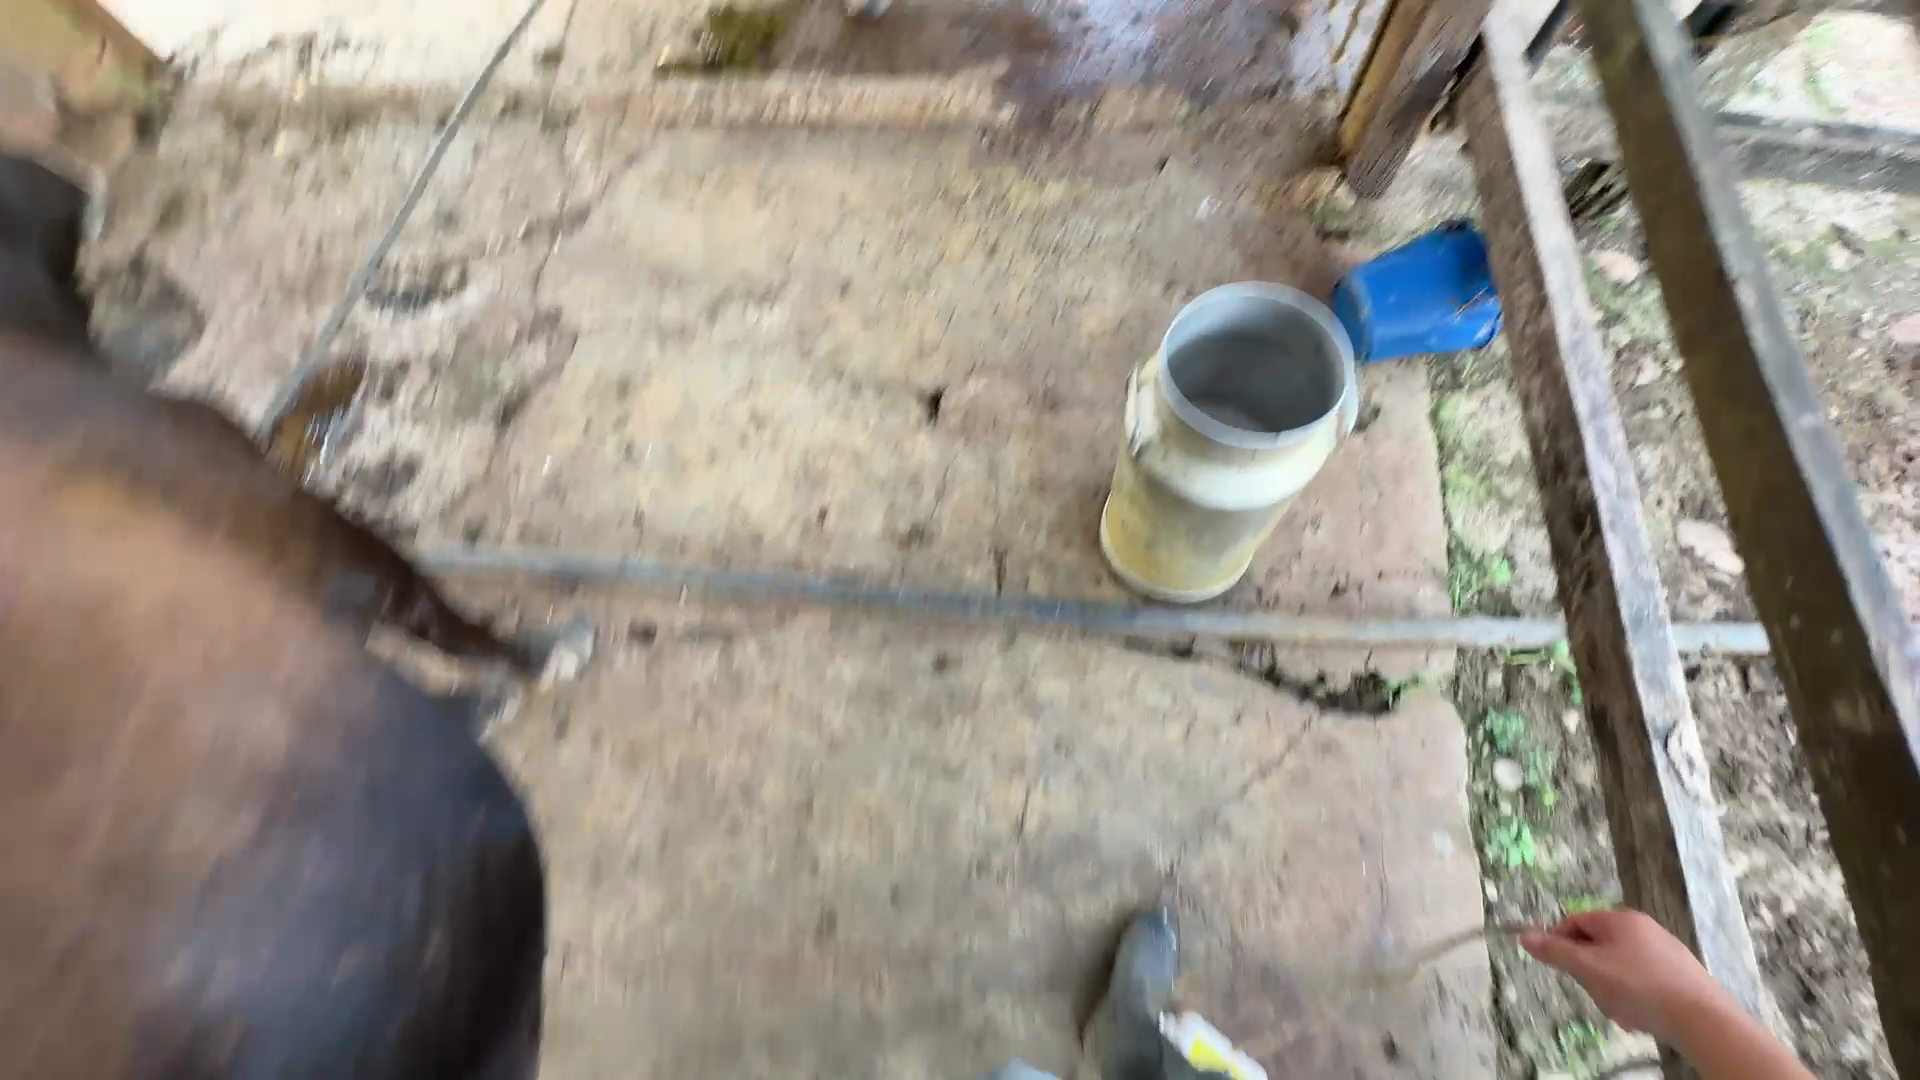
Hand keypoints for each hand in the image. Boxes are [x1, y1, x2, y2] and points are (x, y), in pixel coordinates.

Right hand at [1520, 910, 1724, 1044]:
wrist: (1707, 1024)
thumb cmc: (1639, 988)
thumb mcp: (1587, 968)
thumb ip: (1554, 950)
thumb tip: (1524, 935)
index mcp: (1620, 919)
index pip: (1575, 922)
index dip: (1561, 942)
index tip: (1560, 967)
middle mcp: (1646, 929)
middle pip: (1599, 944)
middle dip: (1590, 970)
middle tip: (1592, 991)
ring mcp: (1670, 953)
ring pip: (1623, 965)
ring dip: (1612, 986)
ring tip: (1620, 1010)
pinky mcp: (1688, 978)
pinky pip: (1648, 980)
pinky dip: (1638, 995)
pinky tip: (1642, 1016)